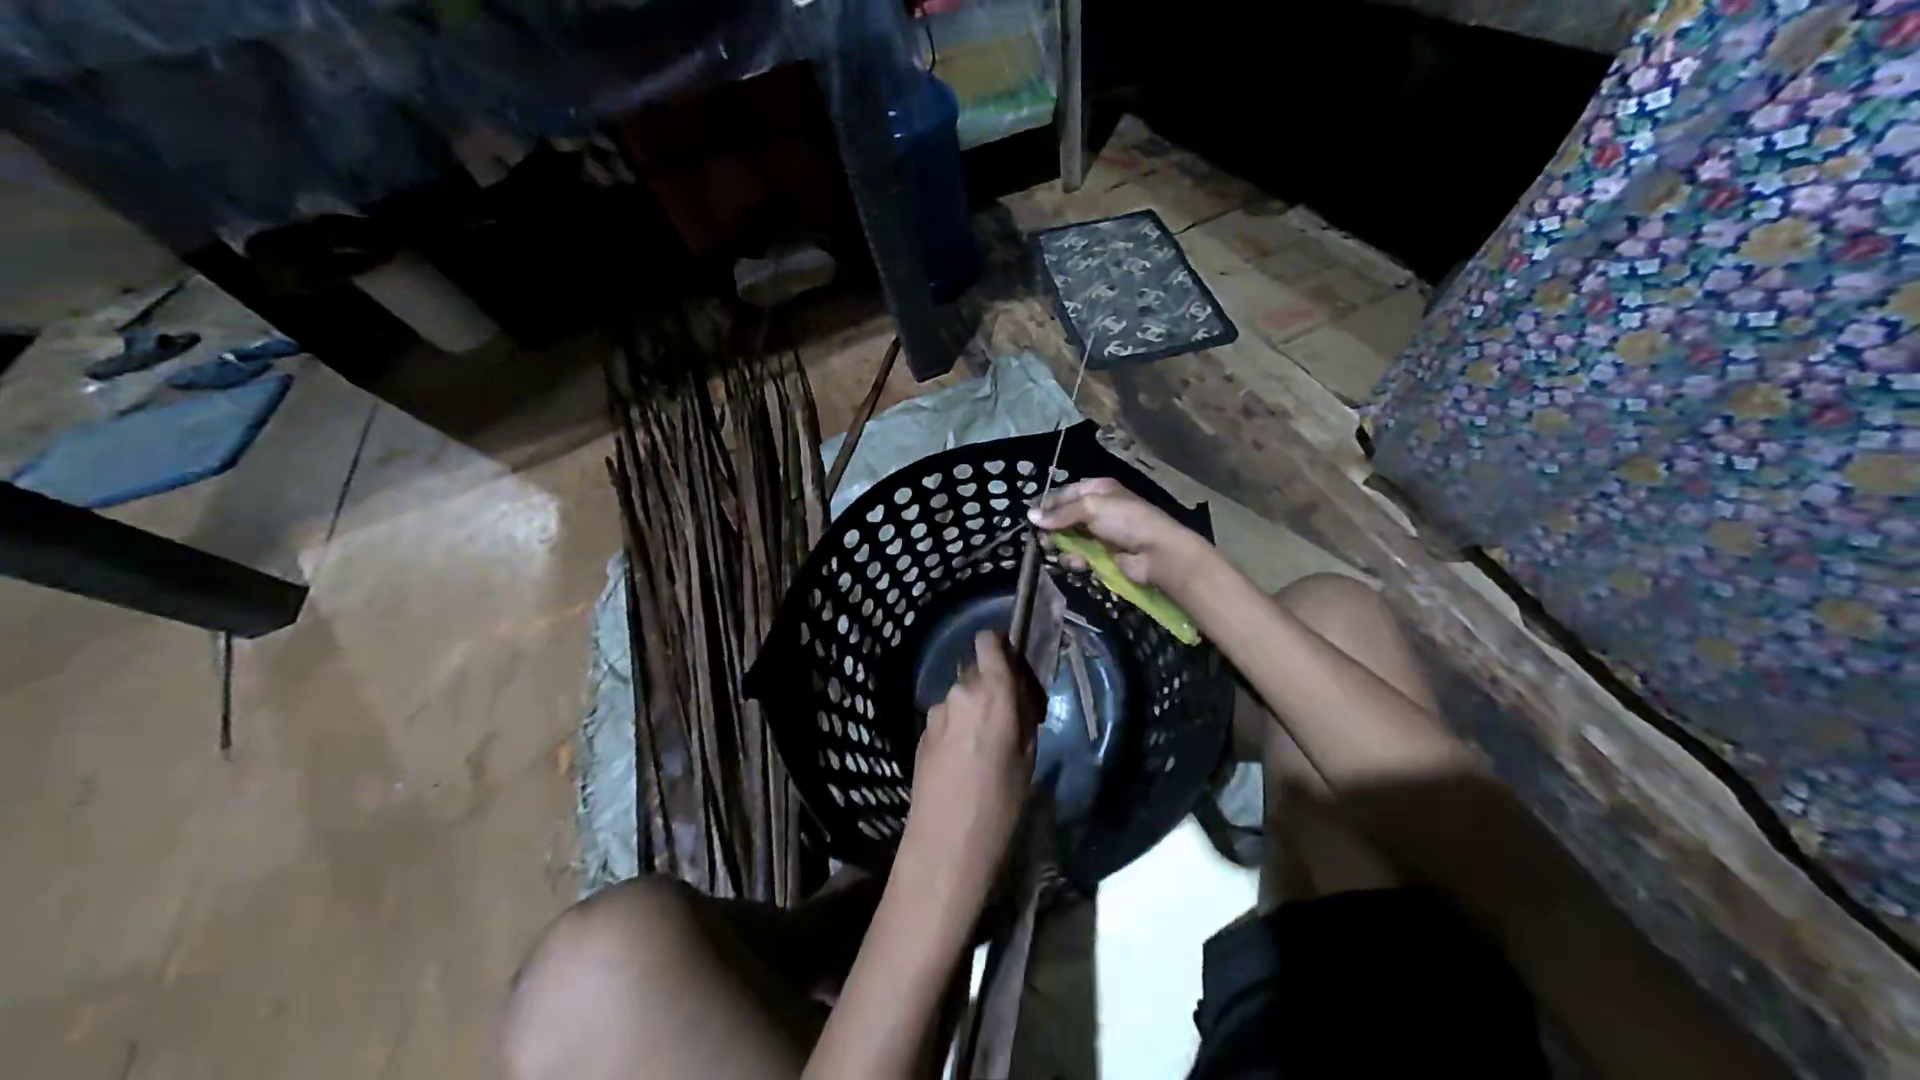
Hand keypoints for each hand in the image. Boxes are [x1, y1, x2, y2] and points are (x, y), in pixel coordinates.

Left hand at [900, 631, 1040, 900]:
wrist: (944, 845)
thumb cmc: (1000, 805)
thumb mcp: (1029, 759)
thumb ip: (1023, 716)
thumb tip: (1020, 696)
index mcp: (992, 692)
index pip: (989, 641)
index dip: (1001, 648)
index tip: (1014, 669)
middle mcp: (959, 693)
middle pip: (977, 673)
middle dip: (992, 689)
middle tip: (1009, 721)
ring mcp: (935, 713)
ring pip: (961, 699)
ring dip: (974, 712)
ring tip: (986, 749)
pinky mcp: (921, 734)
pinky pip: (947, 720)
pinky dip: (958, 730)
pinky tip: (964, 763)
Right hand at [1028, 478, 1215, 597]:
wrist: (1157, 553)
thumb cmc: (1126, 521)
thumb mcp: (1092, 508)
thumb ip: (1061, 513)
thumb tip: (1030, 516)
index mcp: (1097, 490)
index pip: (1064, 494)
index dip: (1048, 505)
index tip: (1032, 518)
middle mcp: (1098, 509)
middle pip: (1064, 518)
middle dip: (1052, 529)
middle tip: (1043, 539)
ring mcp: (1100, 533)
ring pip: (1069, 539)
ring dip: (1062, 547)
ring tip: (1057, 552)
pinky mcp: (1102, 555)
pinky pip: (1079, 556)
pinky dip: (1075, 560)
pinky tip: (1079, 564)